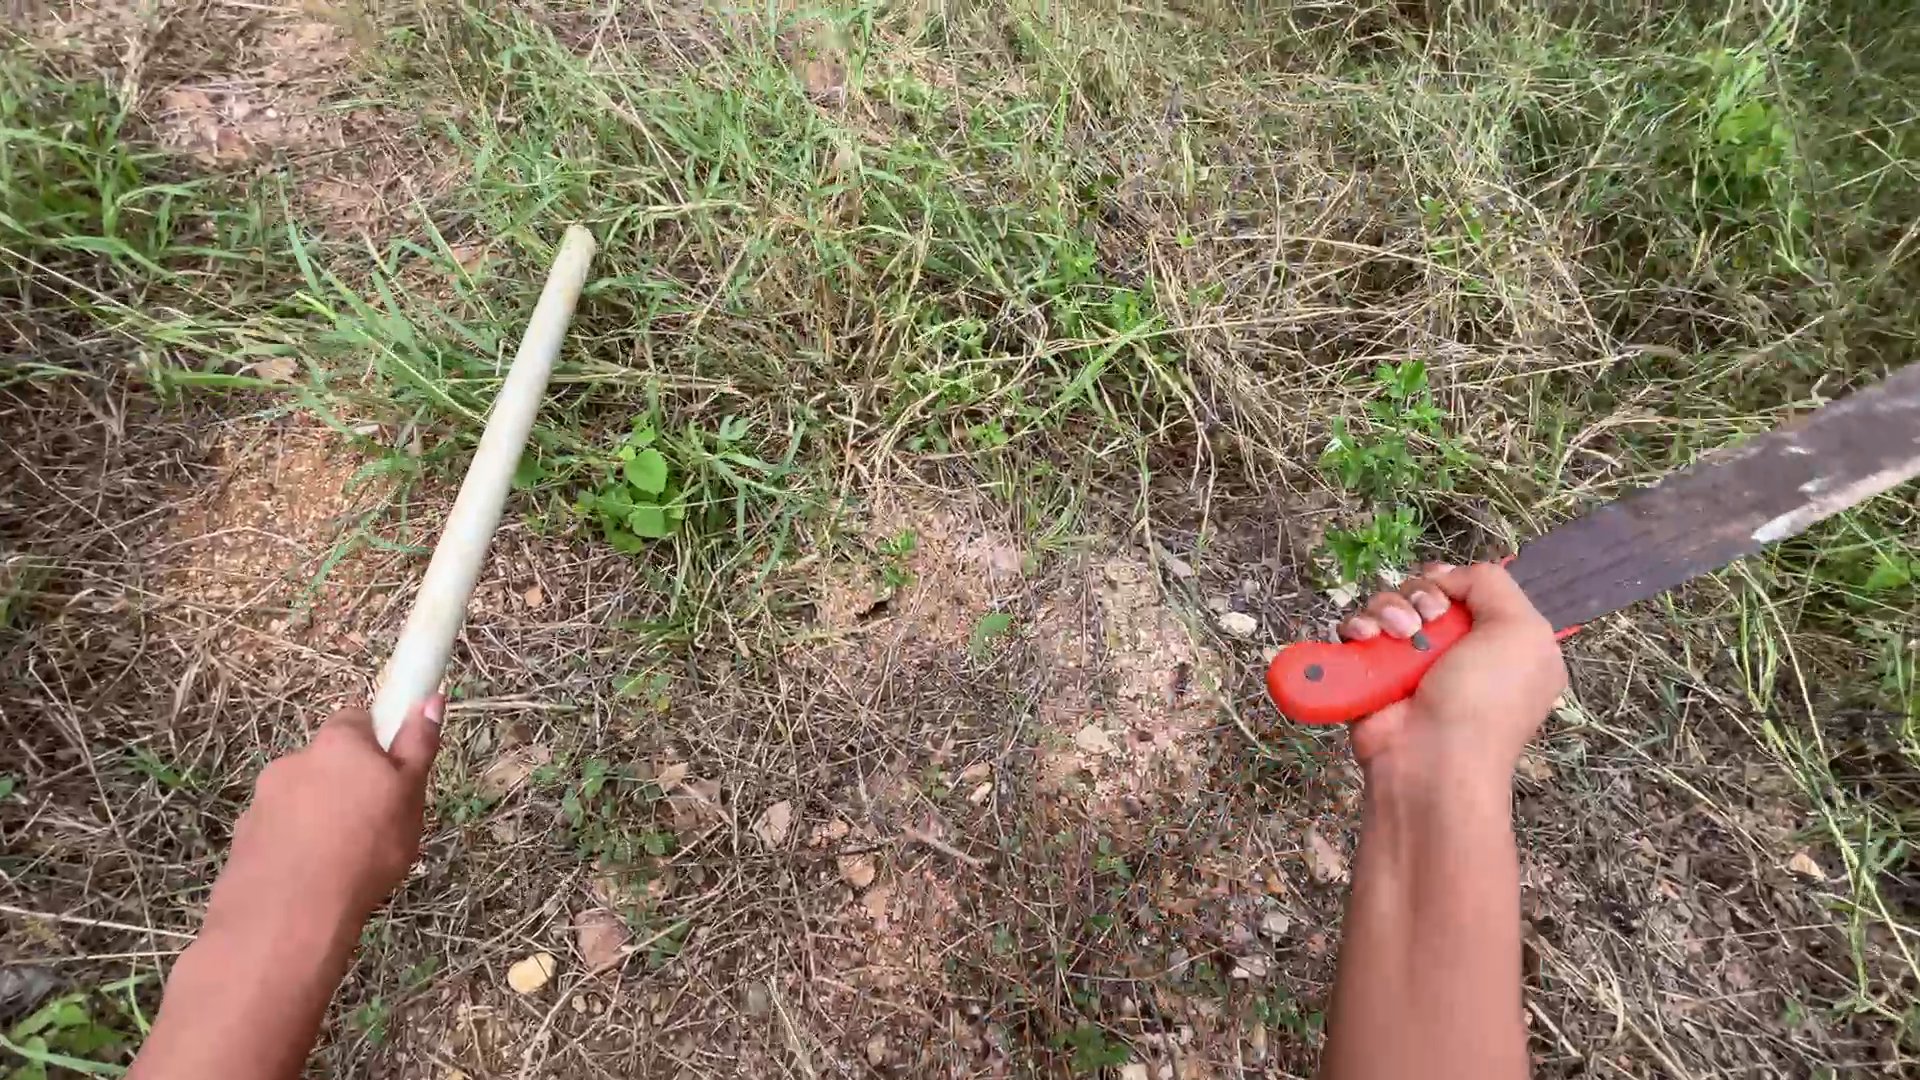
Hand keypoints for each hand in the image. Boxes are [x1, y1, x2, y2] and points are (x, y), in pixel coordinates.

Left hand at [206, 700, 442, 937]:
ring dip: (325, 812)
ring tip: (351, 852)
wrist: (285, 920)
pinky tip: (320, 872)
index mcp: (337, 744)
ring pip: (306, 796)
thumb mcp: (411, 792)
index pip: (358, 718)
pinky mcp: (241, 843)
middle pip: (330, 759)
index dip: (380, 739)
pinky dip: (301, 841)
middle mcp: (292, 763)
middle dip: (353, 779)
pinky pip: (283, 830)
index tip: (397, 769)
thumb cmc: (367, 846)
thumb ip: (418, 744)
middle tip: (382, 813)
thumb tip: (430, 698)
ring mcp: (260, 804)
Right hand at [1337, 563, 1564, 786]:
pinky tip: (1365, 642)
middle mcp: (1455, 648)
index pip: (1468, 589)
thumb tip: (1445, 577)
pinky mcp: (1369, 671)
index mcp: (1501, 641)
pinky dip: (1356, 630)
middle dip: (1417, 597)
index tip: (1446, 596)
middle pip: (1422, 593)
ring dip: (1385, 612)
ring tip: (1392, 636)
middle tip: (1423, 621)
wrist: (1430, 756)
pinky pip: (1354, 630)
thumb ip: (1493, 585)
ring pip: (1385, 607)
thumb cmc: (1485, 699)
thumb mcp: (1522, 633)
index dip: (1452, 582)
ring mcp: (1408, 660)